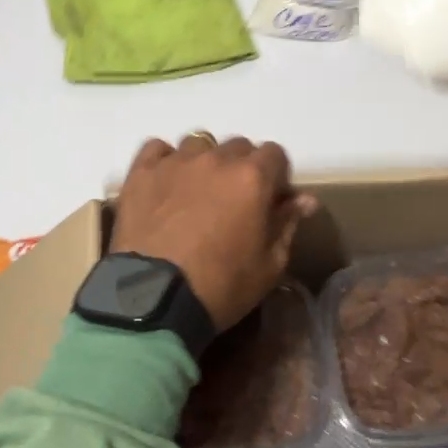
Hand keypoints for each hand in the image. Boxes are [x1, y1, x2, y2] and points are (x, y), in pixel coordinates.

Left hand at [110, 134, 317, 331]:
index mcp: (253, 177)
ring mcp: (176, 162)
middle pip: (238, 147)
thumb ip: (288, 224)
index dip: (276, 176)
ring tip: (196, 194)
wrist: (153, 302)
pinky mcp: (142, 173)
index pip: (275, 154)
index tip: (269, 201)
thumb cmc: (220, 287)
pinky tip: (166, 184)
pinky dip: (165, 161)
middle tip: (233, 202)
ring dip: (205, 163)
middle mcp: (216, 159)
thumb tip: (305, 200)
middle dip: (242, 169)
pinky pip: (158, 149)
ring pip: (199, 145)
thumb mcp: (269, 265)